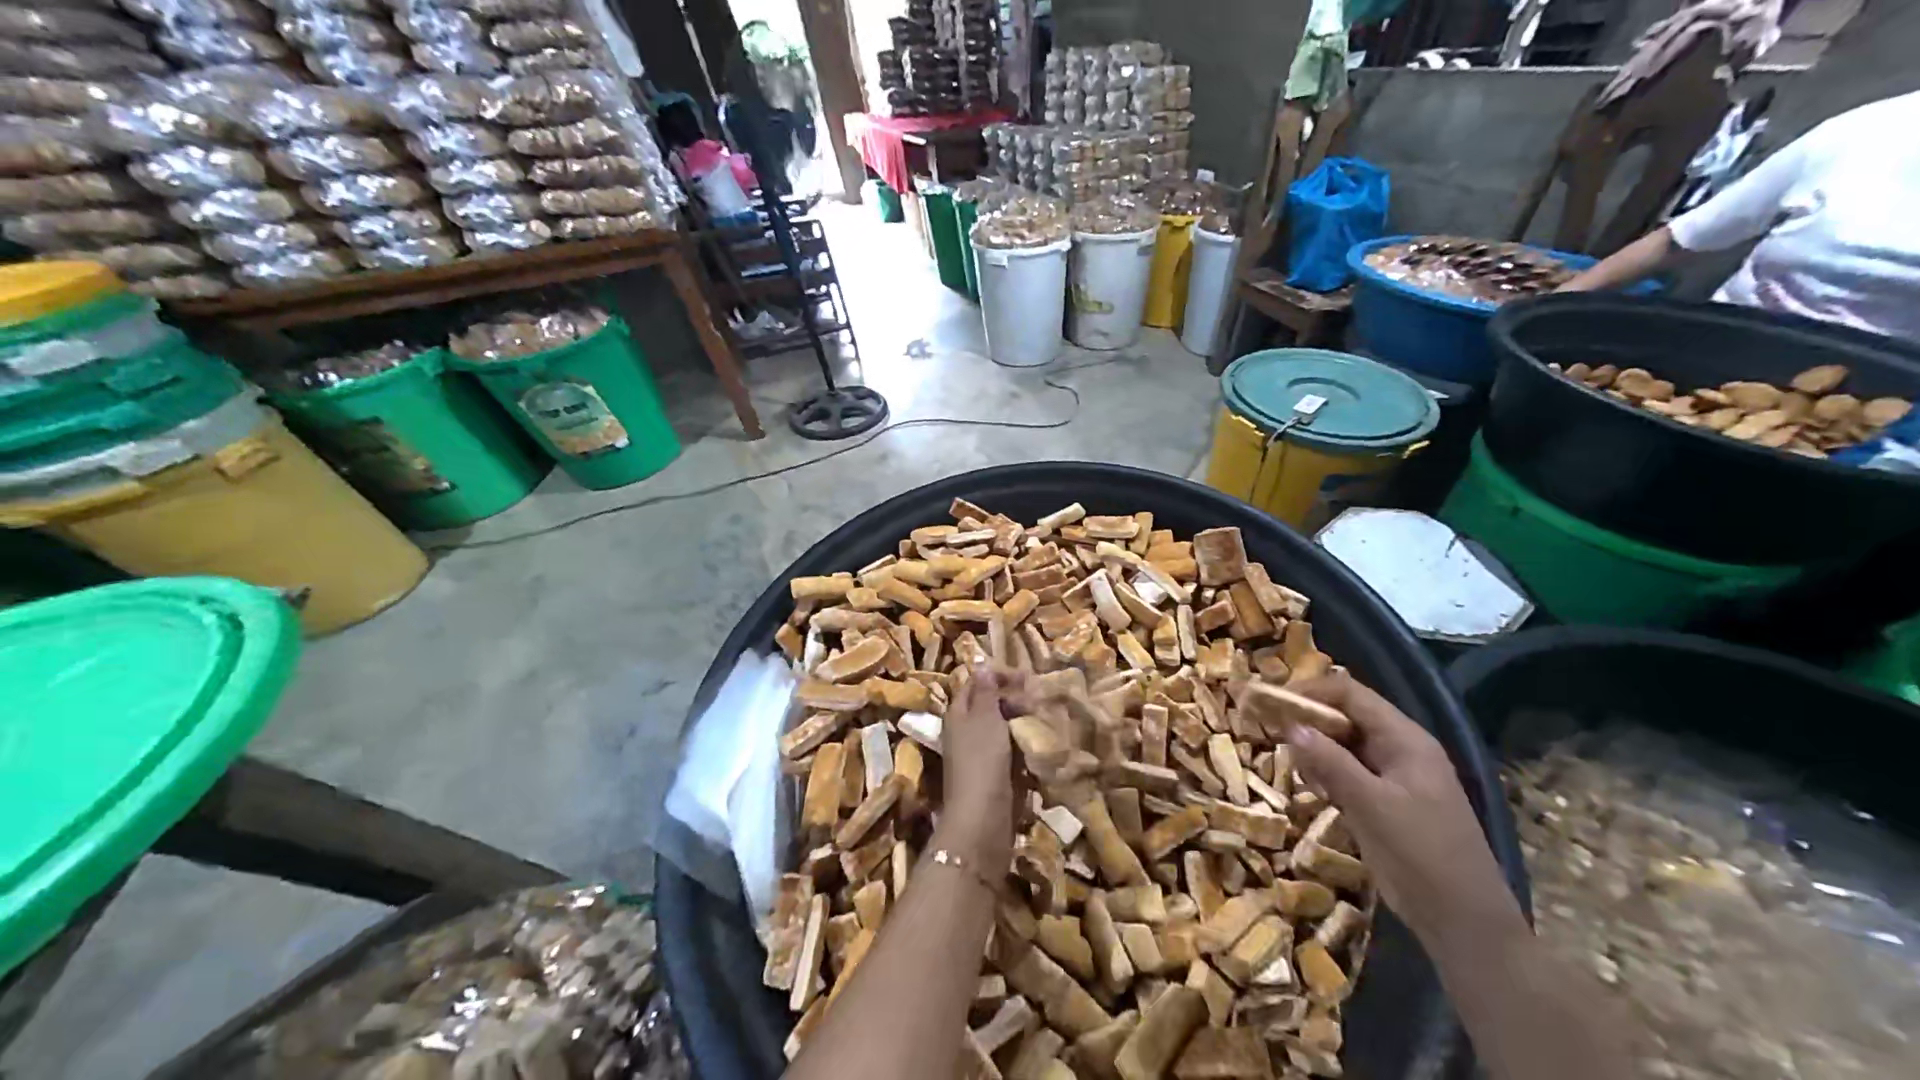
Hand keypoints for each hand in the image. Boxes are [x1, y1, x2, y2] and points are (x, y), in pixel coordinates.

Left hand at [940, 664, 1027, 872]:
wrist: (983, 819)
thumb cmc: (981, 761)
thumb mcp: (984, 718)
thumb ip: (986, 692)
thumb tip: (982, 664)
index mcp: (958, 714)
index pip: (975, 685)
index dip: (997, 676)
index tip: (1026, 676)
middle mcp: (966, 732)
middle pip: (990, 706)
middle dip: (1014, 699)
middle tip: (1039, 697)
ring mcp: (981, 755)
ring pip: (1003, 729)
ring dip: (1023, 722)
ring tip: (1047, 716)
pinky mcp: (996, 776)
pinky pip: (1012, 753)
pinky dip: (1026, 746)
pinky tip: (1043, 743)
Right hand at [1284, 672, 1526, 949]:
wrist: (1463, 921)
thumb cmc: (1423, 855)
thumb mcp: (1372, 805)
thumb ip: (1330, 763)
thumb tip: (1290, 725)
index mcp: (1405, 740)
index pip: (1351, 694)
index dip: (1310, 691)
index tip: (1271, 703)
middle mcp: (1399, 749)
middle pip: (1346, 714)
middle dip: (1307, 717)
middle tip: (1267, 728)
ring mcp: (1393, 776)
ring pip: (1344, 743)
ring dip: (1313, 745)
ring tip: (1285, 758)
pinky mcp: (1384, 800)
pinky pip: (1347, 770)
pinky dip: (1324, 770)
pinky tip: (1308, 784)